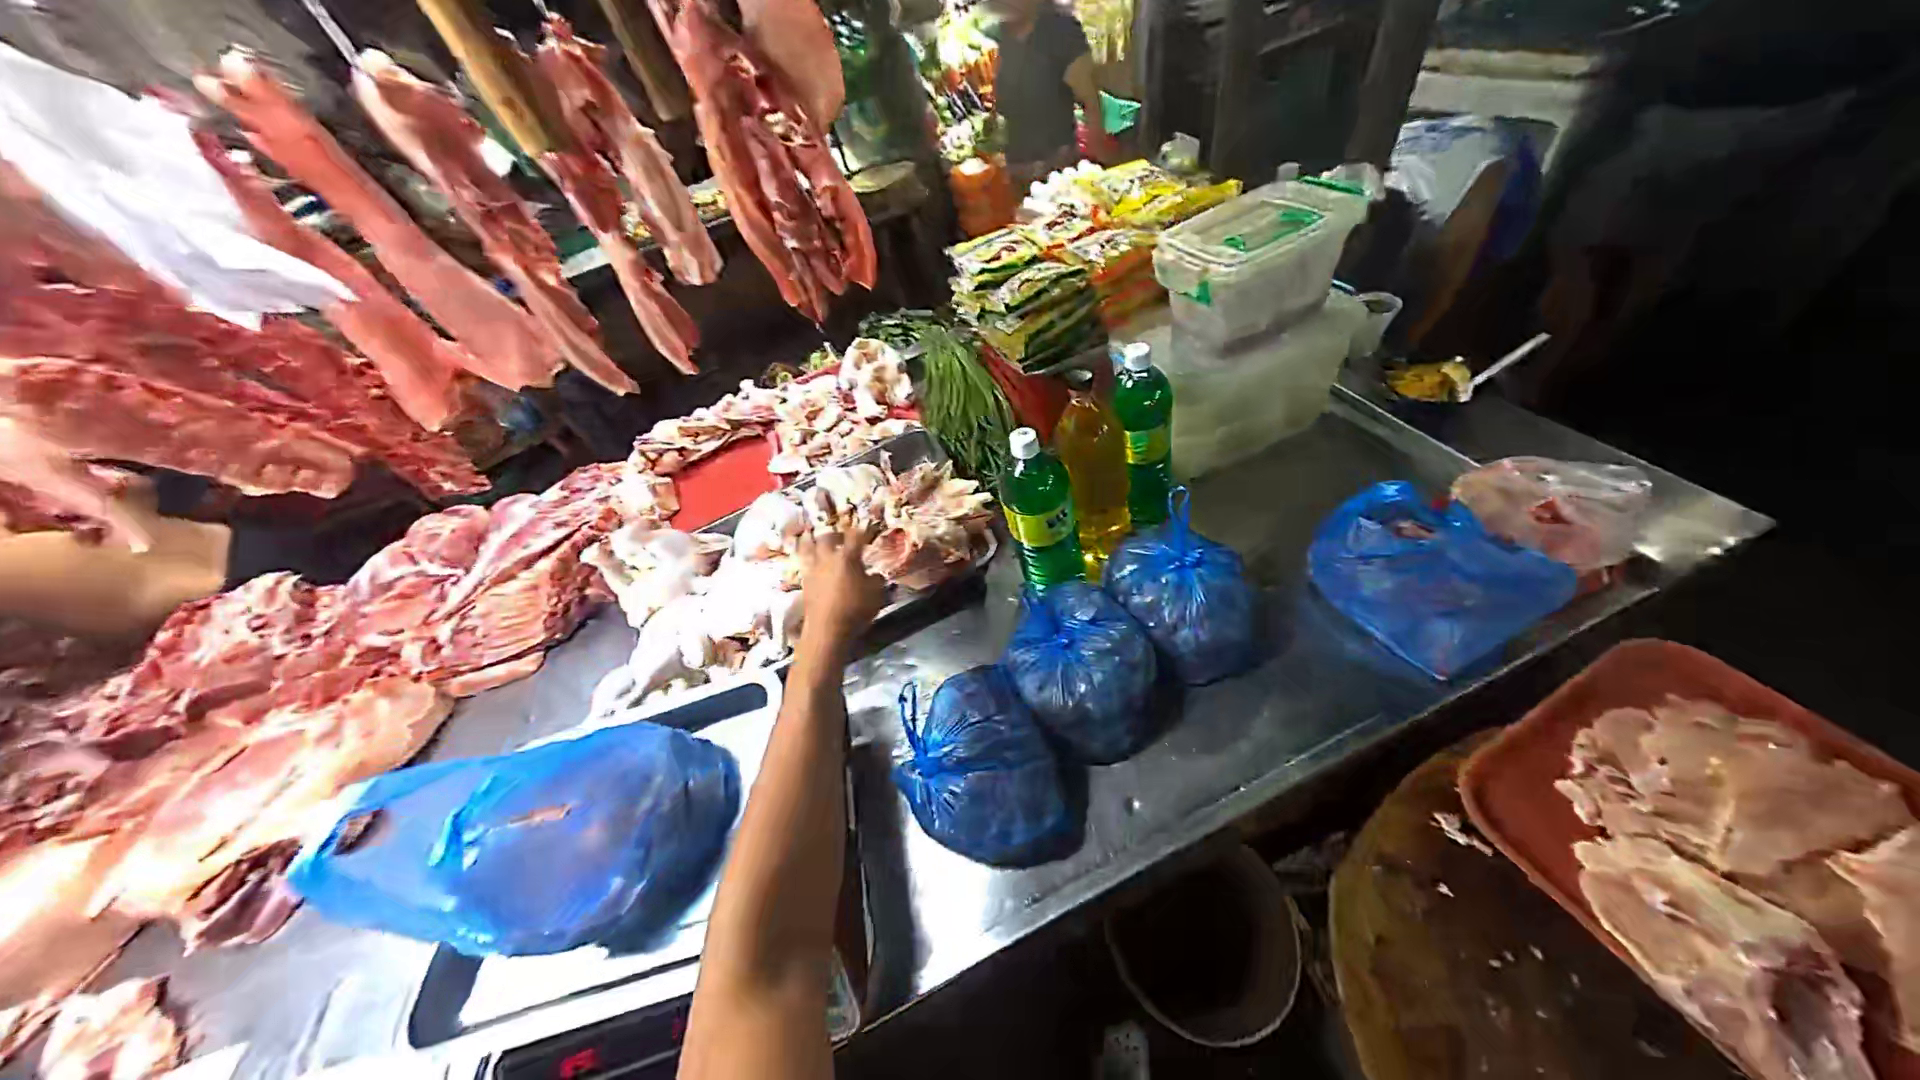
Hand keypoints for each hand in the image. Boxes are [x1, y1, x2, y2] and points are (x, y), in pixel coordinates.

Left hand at [797, 522, 885, 652]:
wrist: (827, 630)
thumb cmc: (856, 610)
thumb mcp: (877, 595)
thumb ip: (876, 580)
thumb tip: (874, 575)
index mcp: (847, 557)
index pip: (856, 536)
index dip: (863, 531)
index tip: (868, 531)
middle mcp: (827, 558)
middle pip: (827, 537)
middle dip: (836, 535)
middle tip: (843, 540)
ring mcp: (813, 569)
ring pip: (809, 547)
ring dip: (815, 543)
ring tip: (821, 546)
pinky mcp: (804, 582)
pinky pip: (805, 564)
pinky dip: (810, 561)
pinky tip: (816, 567)